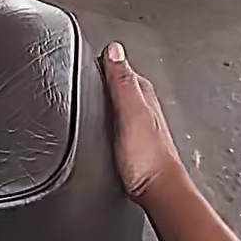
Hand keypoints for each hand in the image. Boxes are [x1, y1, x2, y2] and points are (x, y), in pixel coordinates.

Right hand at [100, 42, 185, 204]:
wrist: (156, 189)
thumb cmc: (146, 158)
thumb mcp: (131, 112)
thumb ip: (122, 82)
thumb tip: (114, 51)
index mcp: (142, 94)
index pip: (119, 66)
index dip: (103, 60)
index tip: (85, 54)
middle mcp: (142, 106)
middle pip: (118, 82)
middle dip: (103, 75)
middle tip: (84, 69)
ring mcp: (137, 123)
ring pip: (118, 101)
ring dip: (105, 95)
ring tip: (90, 90)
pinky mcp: (130, 140)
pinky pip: (115, 119)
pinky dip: (106, 114)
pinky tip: (100, 120)